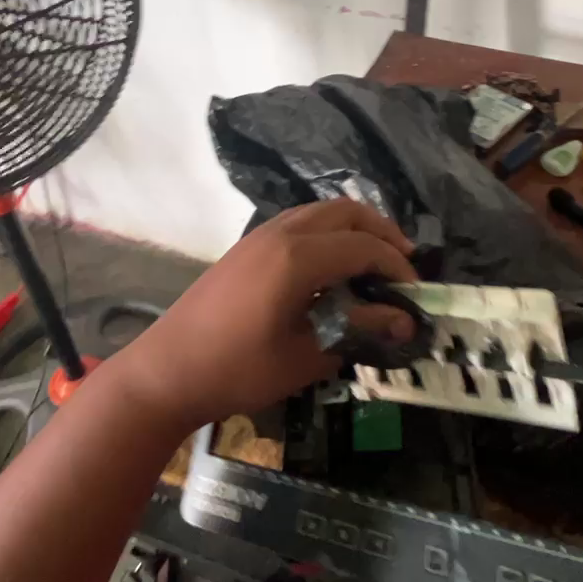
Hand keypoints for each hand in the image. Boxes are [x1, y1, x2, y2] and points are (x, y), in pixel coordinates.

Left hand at [105, 200, 418, 433]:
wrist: (167, 371)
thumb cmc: (237, 370)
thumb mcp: (305, 356)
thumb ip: (358, 330)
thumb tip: (405, 322)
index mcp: (298, 258)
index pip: (364, 247)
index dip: (397, 266)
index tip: (415, 293)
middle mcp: (282, 233)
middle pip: (347, 212)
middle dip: (383, 232)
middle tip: (405, 263)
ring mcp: (261, 234)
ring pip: (322, 210)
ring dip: (355, 227)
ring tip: (376, 259)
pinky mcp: (248, 245)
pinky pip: (301, 221)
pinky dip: (329, 230)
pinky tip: (335, 263)